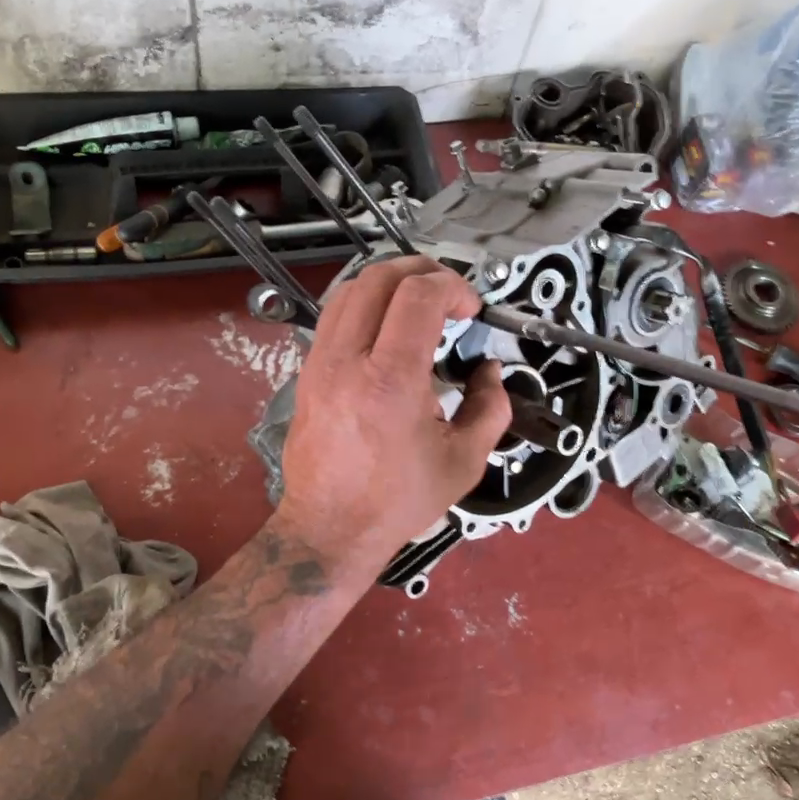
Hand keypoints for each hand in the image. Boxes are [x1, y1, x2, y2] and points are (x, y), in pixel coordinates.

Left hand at [272, 255, 511, 573]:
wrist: (330, 527)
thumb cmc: (393, 501)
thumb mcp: (463, 461)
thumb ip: (489, 407)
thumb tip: (491, 373)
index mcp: (390, 382)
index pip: (418, 296)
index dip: (453, 288)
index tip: (470, 309)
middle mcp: (347, 363)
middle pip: (379, 278)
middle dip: (422, 272)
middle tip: (449, 292)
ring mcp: (320, 365)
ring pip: (349, 289)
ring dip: (389, 283)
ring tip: (418, 303)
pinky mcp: (307, 374)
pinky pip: (333, 316)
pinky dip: (364, 305)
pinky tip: (387, 327)